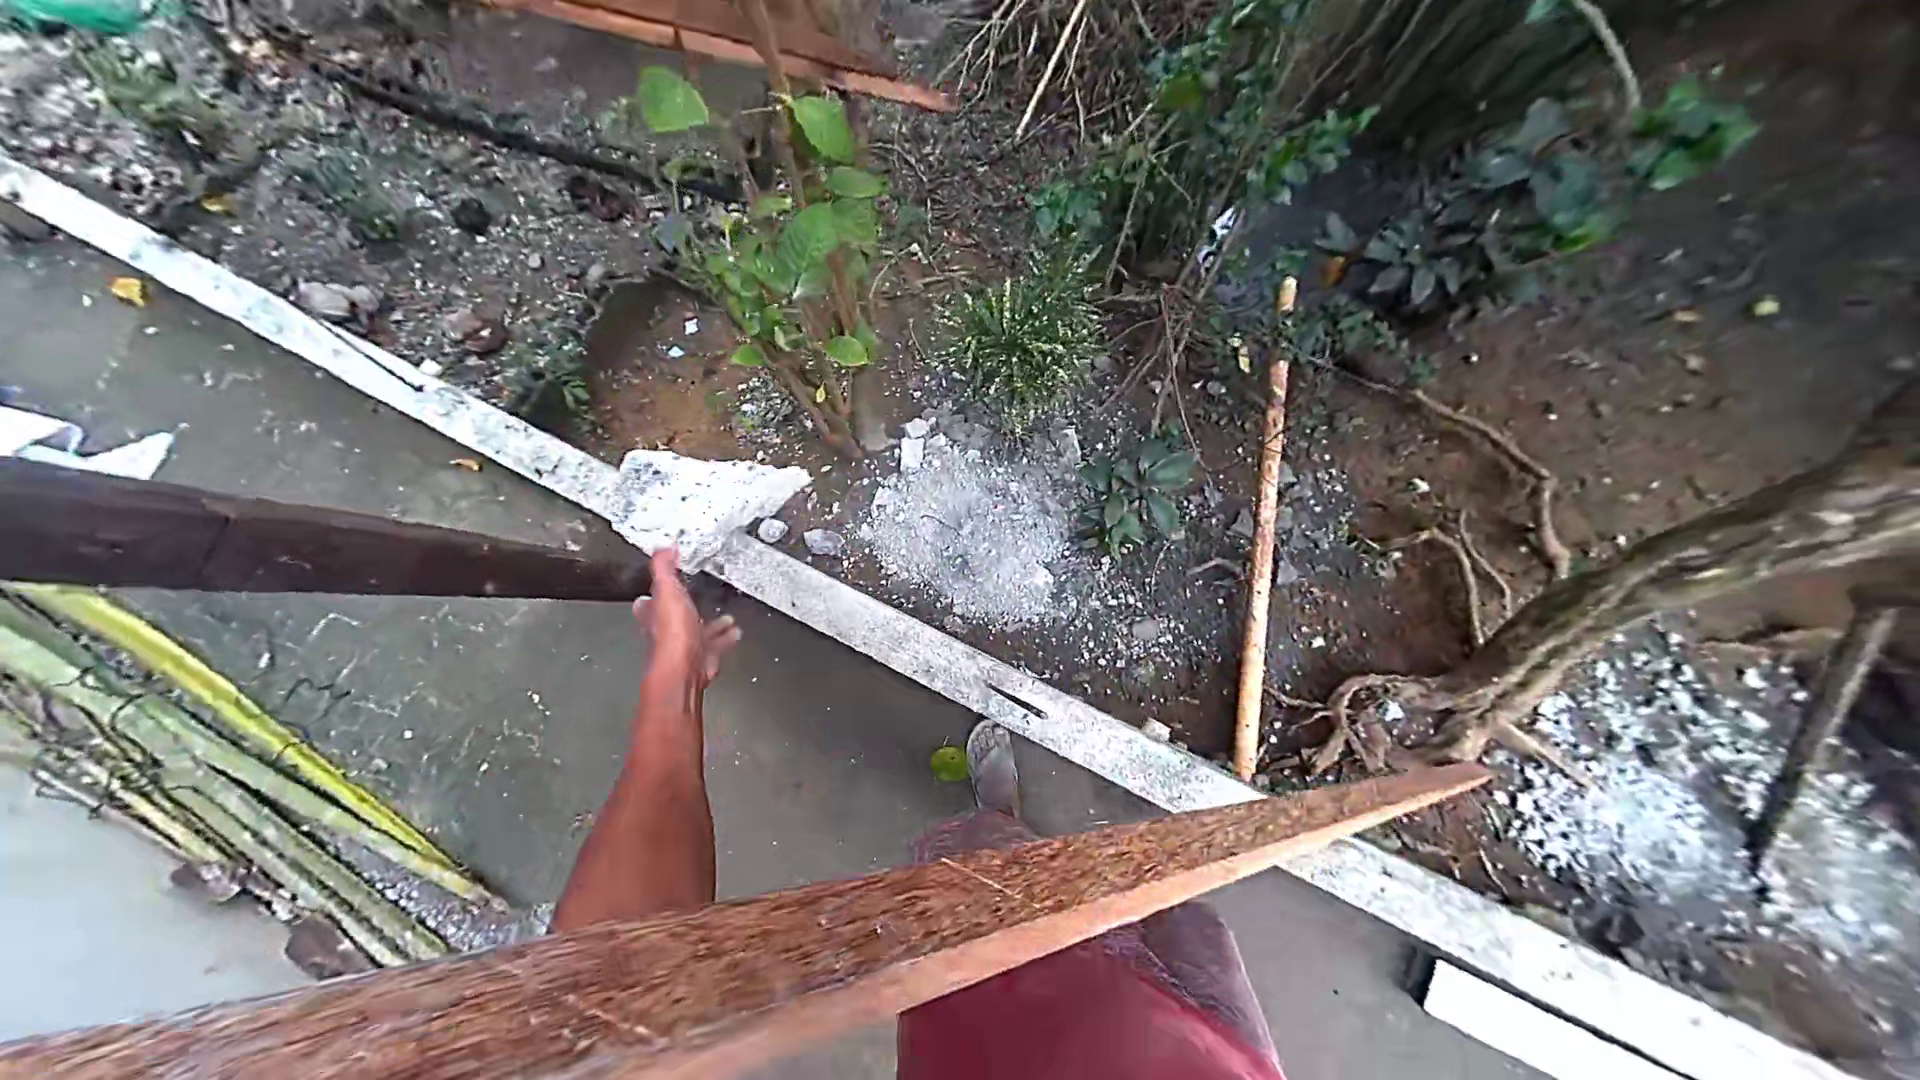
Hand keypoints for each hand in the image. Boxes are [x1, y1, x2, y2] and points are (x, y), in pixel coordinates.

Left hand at [633, 548, 740, 716]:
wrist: (683, 670)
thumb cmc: (672, 636)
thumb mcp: (666, 591)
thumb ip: (663, 568)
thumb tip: (663, 548)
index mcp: (654, 613)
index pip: (651, 598)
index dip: (658, 588)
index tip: (668, 579)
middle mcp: (667, 630)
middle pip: (676, 615)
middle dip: (688, 607)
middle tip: (699, 597)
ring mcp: (686, 645)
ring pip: (698, 630)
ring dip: (711, 623)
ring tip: (726, 616)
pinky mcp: (703, 656)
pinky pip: (716, 644)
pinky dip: (725, 638)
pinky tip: (734, 632)